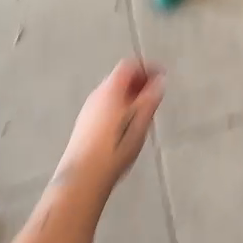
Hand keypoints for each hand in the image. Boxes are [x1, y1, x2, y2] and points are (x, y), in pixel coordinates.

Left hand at [55, 59, 165, 194]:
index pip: (129, 65)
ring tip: (143, 112)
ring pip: (112, 93)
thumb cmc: (116, 148)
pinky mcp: (83, 125)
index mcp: (111, 89)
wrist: (82, 178)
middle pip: (119, 78)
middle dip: (138, 82)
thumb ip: (150, 99)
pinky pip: (105, 106)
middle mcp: (97, 94)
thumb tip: (159, 81)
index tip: (161, 76)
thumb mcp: (140, 123)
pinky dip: (118, 107)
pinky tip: (125, 126)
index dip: (146, 67)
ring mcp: (88, 110)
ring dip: (129, 96)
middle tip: (153, 94)